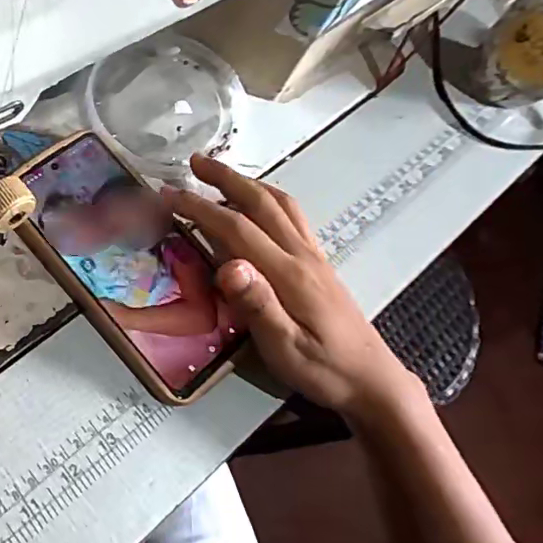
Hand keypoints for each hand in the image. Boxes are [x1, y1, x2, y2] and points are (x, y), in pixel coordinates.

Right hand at [163, 156, 421, 418]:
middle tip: (194, 162)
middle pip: (261, 203)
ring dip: (248, 183)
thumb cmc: (324, 370)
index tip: (170, 194)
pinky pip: (292, 217)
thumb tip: (228, 265)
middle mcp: (301, 255)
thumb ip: (258, 305)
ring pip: (280, 205)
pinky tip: (260, 204)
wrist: (372, 380)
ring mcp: (313, 257)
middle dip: (225, 179)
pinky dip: (269, 198)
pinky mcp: (319, 264)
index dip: (201, 208)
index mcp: (288, 273)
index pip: (237, 229)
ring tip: (221, 174)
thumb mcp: (285, 348)